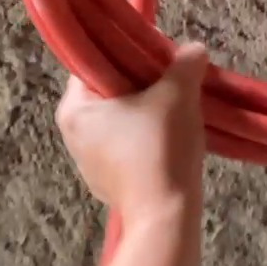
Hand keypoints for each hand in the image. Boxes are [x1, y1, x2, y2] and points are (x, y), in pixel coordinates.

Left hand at [55, 44, 208, 222]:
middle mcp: (72, 135)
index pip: (95, 63)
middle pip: (109, 91)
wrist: (165, 215)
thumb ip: (185, 64)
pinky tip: (172, 137)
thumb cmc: (160, 146)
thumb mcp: (178, 94)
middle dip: (141, 82)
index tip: (155, 53)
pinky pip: (128, 145)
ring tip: (178, 106)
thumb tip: (194, 50)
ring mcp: (89, 162)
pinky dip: (147, 137)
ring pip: (121, 119)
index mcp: (74, 109)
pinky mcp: (109, 183)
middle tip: (172, 78)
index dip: (126, 51)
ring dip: (147, 110)